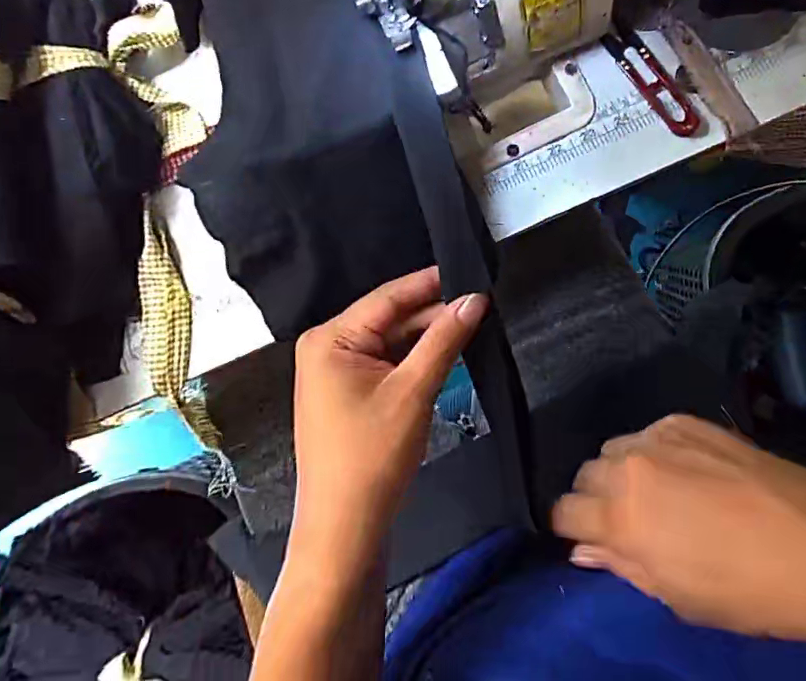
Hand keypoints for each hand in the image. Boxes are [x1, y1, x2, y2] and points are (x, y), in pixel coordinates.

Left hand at [292, 267, 486, 567]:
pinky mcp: (346, 393)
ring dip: (425, 338)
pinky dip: (413, 360)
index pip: (387, 297)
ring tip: (470, 323)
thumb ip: (444, 339)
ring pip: (389, 341)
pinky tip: (445, 353)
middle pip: (388, 318)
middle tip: (479, 302)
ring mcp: (334, 372)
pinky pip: (384, 363)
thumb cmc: (371, 459)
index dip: (431, 283)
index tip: (469, 273)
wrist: (345, 533)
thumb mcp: (413, 391)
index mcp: (329, 339)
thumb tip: (474, 299)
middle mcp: (325, 347)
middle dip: (432, 313)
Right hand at [551, 414, 805, 653]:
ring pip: (614, 448)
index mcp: (622, 516)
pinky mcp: (687, 420)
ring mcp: (659, 436)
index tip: (586, 538)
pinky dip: (652, 452)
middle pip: (585, 473)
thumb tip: (584, 550)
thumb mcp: (678, 596)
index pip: (565, 511)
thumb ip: (622, 566)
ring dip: (621, 471)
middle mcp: (630, 465)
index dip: (571, 528)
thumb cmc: (751, 592)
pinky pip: (648, 433)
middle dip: (595, 497)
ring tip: (654, 494)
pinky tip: (683, 473)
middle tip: (625, 521)